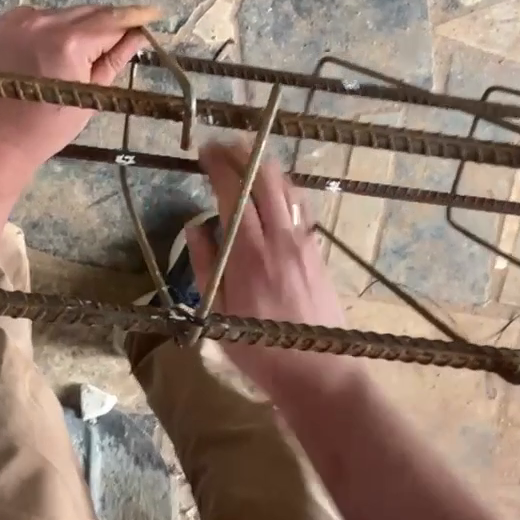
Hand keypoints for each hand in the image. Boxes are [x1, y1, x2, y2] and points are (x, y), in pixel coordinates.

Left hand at [0, 5, 162, 172]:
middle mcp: (43, 21)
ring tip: (77, 56)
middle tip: (121, 37)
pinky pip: (35, 19)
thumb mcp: (88, 97)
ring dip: (76, 28)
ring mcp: (17, 20)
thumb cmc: (43, 128)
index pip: (112, 20)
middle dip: (106, 23)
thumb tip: (138, 37)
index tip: (153, 13)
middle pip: (87, 13)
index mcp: (69, 42)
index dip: (135, 17)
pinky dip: (48, 30)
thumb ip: (113, 60)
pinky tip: (47, 54)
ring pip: (61, 15)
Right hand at [186, 141, 352, 394]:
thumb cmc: (263, 350)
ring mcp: (304, 243)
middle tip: (223, 144)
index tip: (204, 150)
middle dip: (243, 154)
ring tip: (246, 156)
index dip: (219, 165)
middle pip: (266, 179)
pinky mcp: (317, 251)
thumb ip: (206, 267)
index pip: (235, 193)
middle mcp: (280, 240)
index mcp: (250, 255)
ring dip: (265, 166)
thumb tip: (196, 228)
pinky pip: (299, 207)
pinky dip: (282, 188)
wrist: (322, 375)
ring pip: (286, 189)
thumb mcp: (219, 316)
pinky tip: (273, 189)